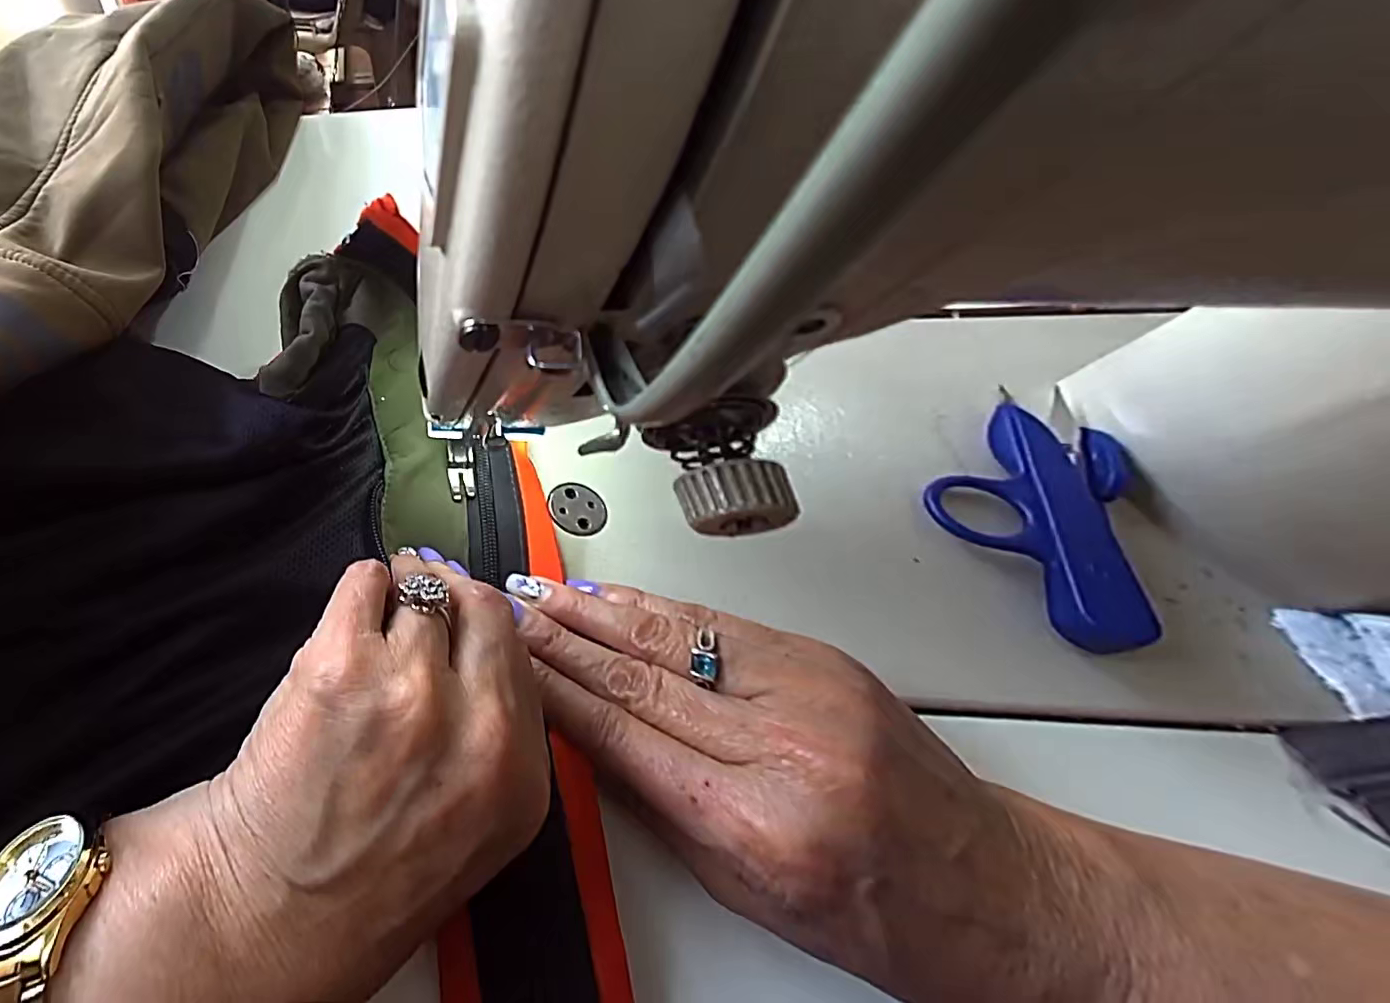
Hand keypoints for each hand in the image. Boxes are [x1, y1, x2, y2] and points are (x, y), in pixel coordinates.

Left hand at [59, 555, 549, 1001]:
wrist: (269, 908)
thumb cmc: (363, 872)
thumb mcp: (474, 819)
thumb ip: (495, 730)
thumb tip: (477, 640)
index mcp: (518, 770)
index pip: (519, 650)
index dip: (483, 625)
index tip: (462, 614)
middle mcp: (477, 728)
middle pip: (483, 606)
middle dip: (452, 593)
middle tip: (423, 595)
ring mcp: (411, 691)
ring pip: (424, 590)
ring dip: (401, 592)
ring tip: (377, 617)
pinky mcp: (343, 665)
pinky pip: (366, 580)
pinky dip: (361, 585)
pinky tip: (351, 613)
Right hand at [504, 575, 1115, 1002]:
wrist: (990, 888)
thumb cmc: (875, 911)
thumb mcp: (740, 887)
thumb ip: (657, 804)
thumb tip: (590, 737)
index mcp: (754, 821)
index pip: (621, 734)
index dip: (556, 691)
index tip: (516, 663)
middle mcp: (781, 745)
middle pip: (638, 676)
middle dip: (563, 640)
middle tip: (515, 613)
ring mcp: (809, 689)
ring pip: (671, 635)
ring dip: (596, 610)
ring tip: (545, 592)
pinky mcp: (822, 658)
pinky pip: (716, 621)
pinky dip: (654, 605)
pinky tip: (613, 595)